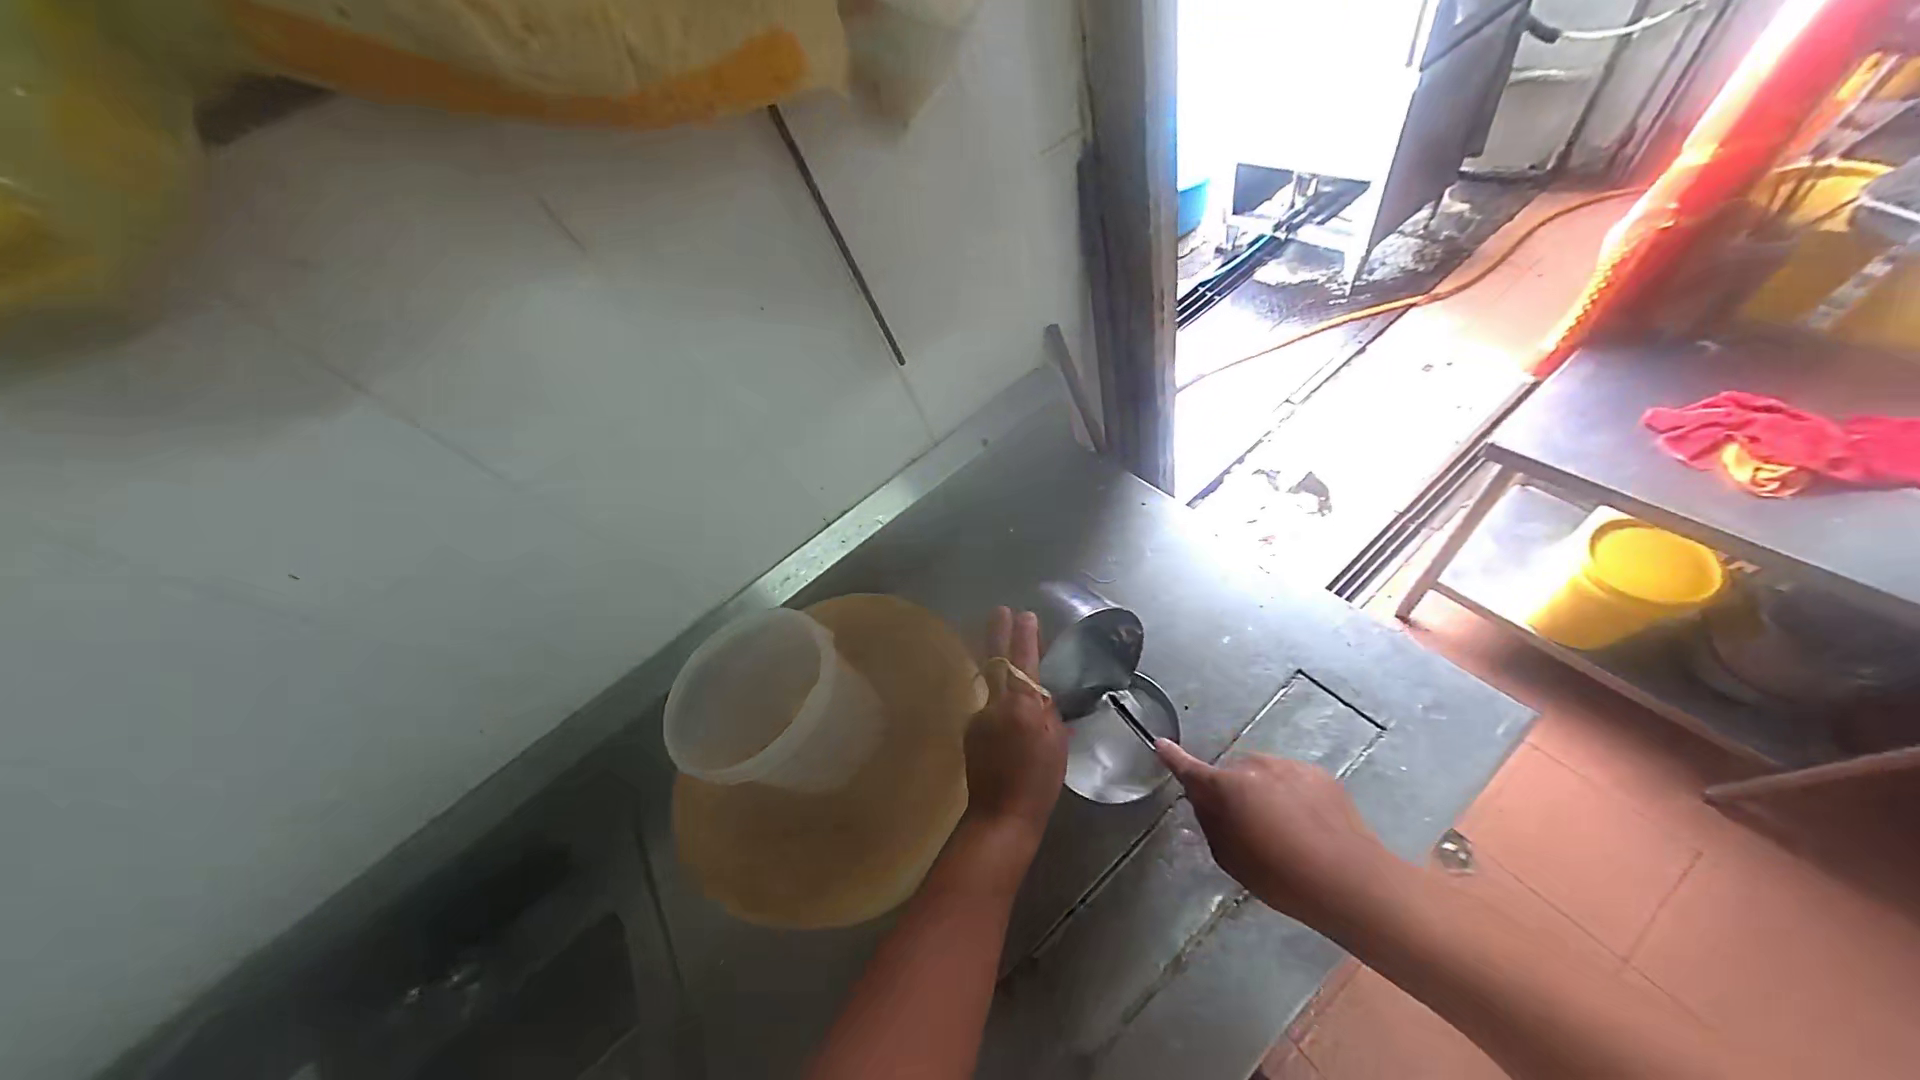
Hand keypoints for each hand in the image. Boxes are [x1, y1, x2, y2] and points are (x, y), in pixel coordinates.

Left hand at [962, 607, 1067, 841]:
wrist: (1000, 815)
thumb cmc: (1040, 782)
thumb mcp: (1057, 743)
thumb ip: (1048, 712)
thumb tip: (1040, 694)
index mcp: (1023, 706)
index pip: (1024, 661)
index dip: (1025, 636)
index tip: (1025, 615)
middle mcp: (996, 705)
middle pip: (996, 662)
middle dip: (997, 634)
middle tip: (1000, 611)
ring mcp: (978, 717)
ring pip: (992, 690)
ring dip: (1002, 683)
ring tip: (1018, 697)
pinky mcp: (969, 731)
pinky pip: (987, 711)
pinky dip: (998, 711)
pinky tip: (1008, 731)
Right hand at [1155, 742, 1402, 932]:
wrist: (1348, 879)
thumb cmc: (1279, 875)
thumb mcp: (1229, 856)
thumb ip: (1211, 822)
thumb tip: (1206, 801)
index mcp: (1225, 787)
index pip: (1189, 768)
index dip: (1173, 758)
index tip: (1161, 744)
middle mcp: (1253, 766)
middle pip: (1232, 775)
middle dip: (1235, 792)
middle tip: (1250, 827)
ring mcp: (1288, 766)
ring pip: (1265, 776)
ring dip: (1266, 793)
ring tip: (1287, 831)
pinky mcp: (1318, 774)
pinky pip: (1293, 780)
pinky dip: (1294, 796)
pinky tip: (1310, 826)